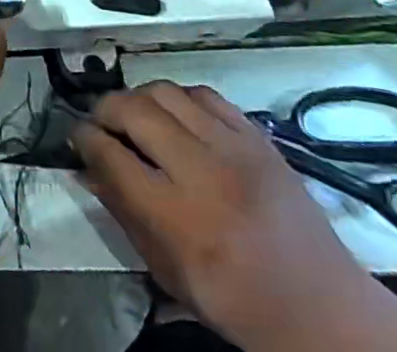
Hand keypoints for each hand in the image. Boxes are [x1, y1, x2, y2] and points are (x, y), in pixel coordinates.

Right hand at [73, 82, 379, 339]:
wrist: (320, 304)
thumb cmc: (236, 299)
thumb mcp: (170, 273)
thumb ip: (125, 216)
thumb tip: (88, 171)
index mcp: (179, 217)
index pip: (113, 157)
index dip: (85, 139)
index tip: (76, 136)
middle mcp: (204, 171)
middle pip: (136, 111)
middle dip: (105, 109)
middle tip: (98, 122)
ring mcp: (234, 147)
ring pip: (167, 92)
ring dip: (139, 97)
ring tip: (133, 114)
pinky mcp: (257, 136)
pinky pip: (205, 95)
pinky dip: (179, 98)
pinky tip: (175, 115)